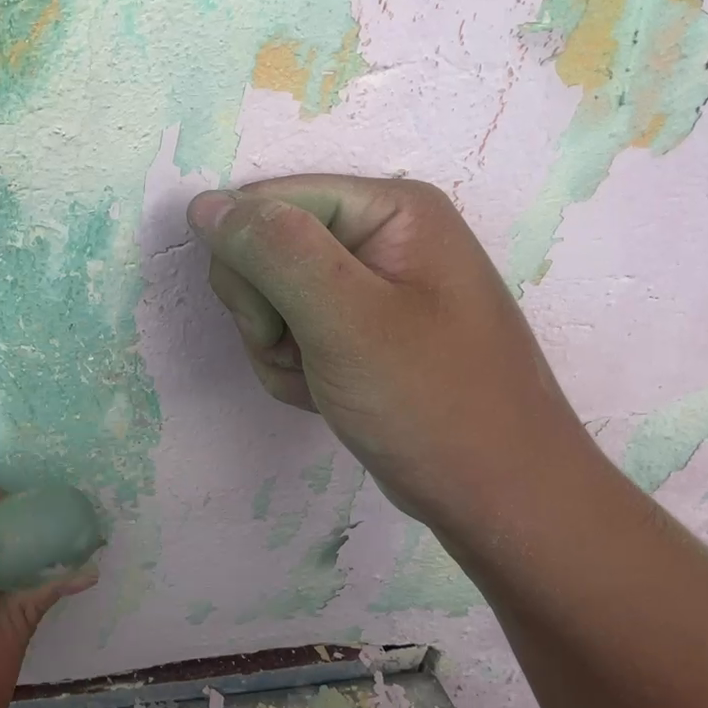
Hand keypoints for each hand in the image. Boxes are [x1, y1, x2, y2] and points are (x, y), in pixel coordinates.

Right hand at [188, 176, 596, 530]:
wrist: (502, 503)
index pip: (264, 204)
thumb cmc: (435, 405)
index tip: (278, 323)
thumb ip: (273, 251)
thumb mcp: (346, 320)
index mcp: (389, 209)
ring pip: (264, 293)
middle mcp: (377, 232)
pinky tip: (327, 391)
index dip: (250, 262)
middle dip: (264, 312)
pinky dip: (290, 366)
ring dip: (275, 346)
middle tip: (305, 354)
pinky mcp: (357, 323)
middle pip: (260, 247)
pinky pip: (286, 327)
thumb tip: (204, 204)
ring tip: (323, 379)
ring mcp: (367, 280)